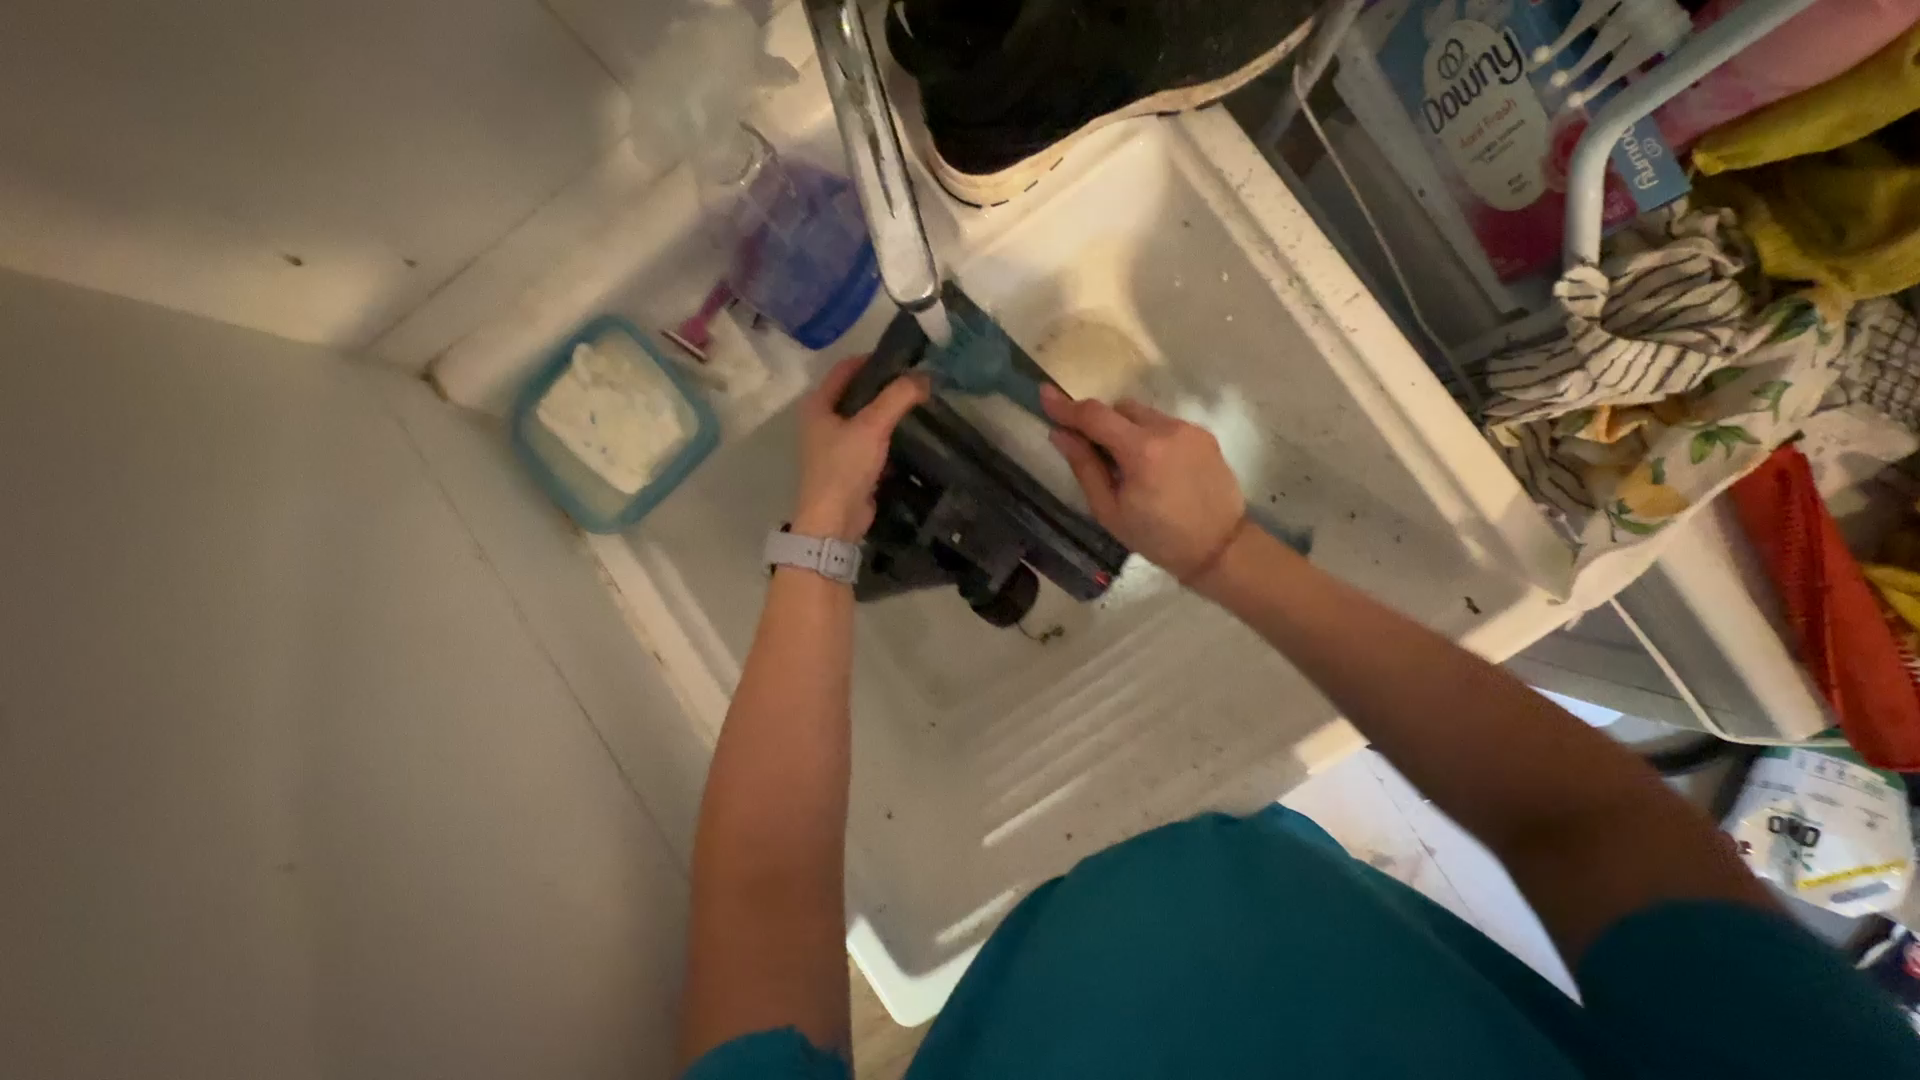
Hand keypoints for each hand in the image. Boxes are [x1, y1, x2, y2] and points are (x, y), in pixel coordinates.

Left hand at [792, 355, 929, 540]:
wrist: (834, 521)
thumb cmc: (845, 467)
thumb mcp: (873, 426)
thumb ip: (898, 398)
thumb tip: (925, 377)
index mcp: (818, 404)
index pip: (846, 368)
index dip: (873, 359)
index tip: (905, 359)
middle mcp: (821, 421)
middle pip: (857, 393)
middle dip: (885, 387)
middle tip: (917, 382)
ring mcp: (834, 445)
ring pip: (865, 419)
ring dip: (888, 413)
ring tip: (919, 405)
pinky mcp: (849, 466)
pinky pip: (871, 442)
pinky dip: (888, 437)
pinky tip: (911, 435)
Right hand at [1041, 383, 1246, 581]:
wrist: (1220, 547)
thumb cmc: (1158, 538)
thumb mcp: (1110, 511)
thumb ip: (1084, 467)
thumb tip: (1060, 434)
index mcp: (1141, 451)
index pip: (1095, 416)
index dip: (1066, 406)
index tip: (1045, 395)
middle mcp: (1168, 429)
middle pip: (1120, 408)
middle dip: (1102, 425)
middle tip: (1097, 455)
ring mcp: (1190, 429)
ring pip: (1144, 415)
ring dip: (1128, 431)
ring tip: (1131, 467)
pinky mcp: (1204, 435)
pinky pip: (1166, 425)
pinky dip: (1151, 438)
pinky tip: (1157, 470)